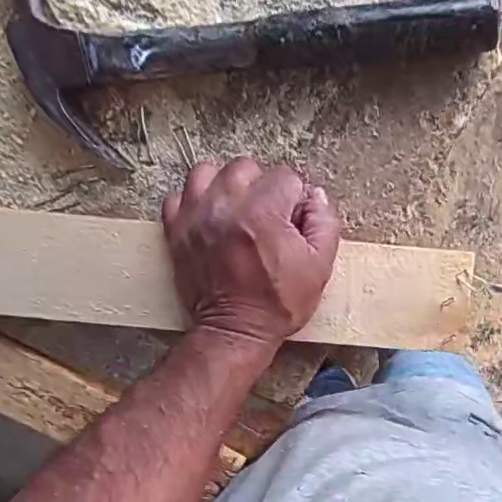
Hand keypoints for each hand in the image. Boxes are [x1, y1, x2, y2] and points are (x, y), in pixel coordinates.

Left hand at [162, 158, 340, 347]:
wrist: (234, 332)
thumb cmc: (276, 304)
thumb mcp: (319, 267)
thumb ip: (324, 223)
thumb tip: (314, 196)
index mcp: (263, 212)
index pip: (286, 177)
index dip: (294, 201)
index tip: (291, 225)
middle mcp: (226, 206)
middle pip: (246, 168)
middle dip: (260, 188)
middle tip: (265, 219)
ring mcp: (196, 217)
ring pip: (208, 173)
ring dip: (224, 186)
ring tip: (234, 211)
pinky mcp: (176, 232)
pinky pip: (178, 197)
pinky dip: (193, 202)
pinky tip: (208, 219)